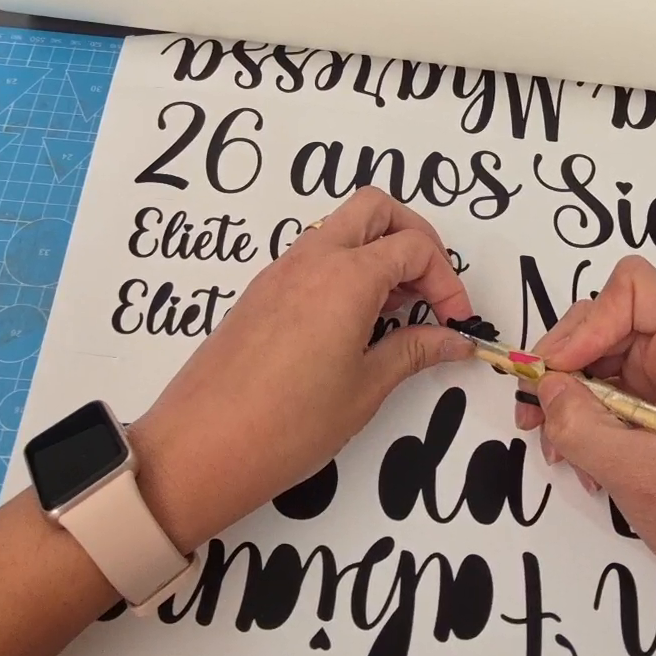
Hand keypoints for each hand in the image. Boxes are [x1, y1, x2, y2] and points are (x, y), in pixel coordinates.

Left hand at [131, 188, 474, 549]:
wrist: (200, 447)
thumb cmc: (289, 424)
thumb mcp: (364, 388)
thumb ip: (413, 351)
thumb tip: (454, 340)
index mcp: (345, 276)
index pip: (414, 247)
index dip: (447, 281)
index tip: (456, 322)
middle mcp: (312, 258)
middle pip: (376, 208)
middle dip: (415, 238)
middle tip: (430, 290)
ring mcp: (281, 270)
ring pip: (342, 227)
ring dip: (379, 251)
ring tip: (397, 310)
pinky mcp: (262, 290)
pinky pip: (316, 255)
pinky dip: (347, 269)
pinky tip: (356, 322)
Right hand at [518, 255, 655, 625]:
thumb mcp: (643, 473)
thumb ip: (583, 424)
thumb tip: (543, 386)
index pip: (634, 289)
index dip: (590, 322)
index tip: (561, 371)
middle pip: (600, 321)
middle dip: (560, 362)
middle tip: (534, 410)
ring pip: (591, 360)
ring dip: (560, 397)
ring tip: (549, 443)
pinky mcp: (648, 416)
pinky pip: (596, 397)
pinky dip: (574, 422)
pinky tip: (574, 460)